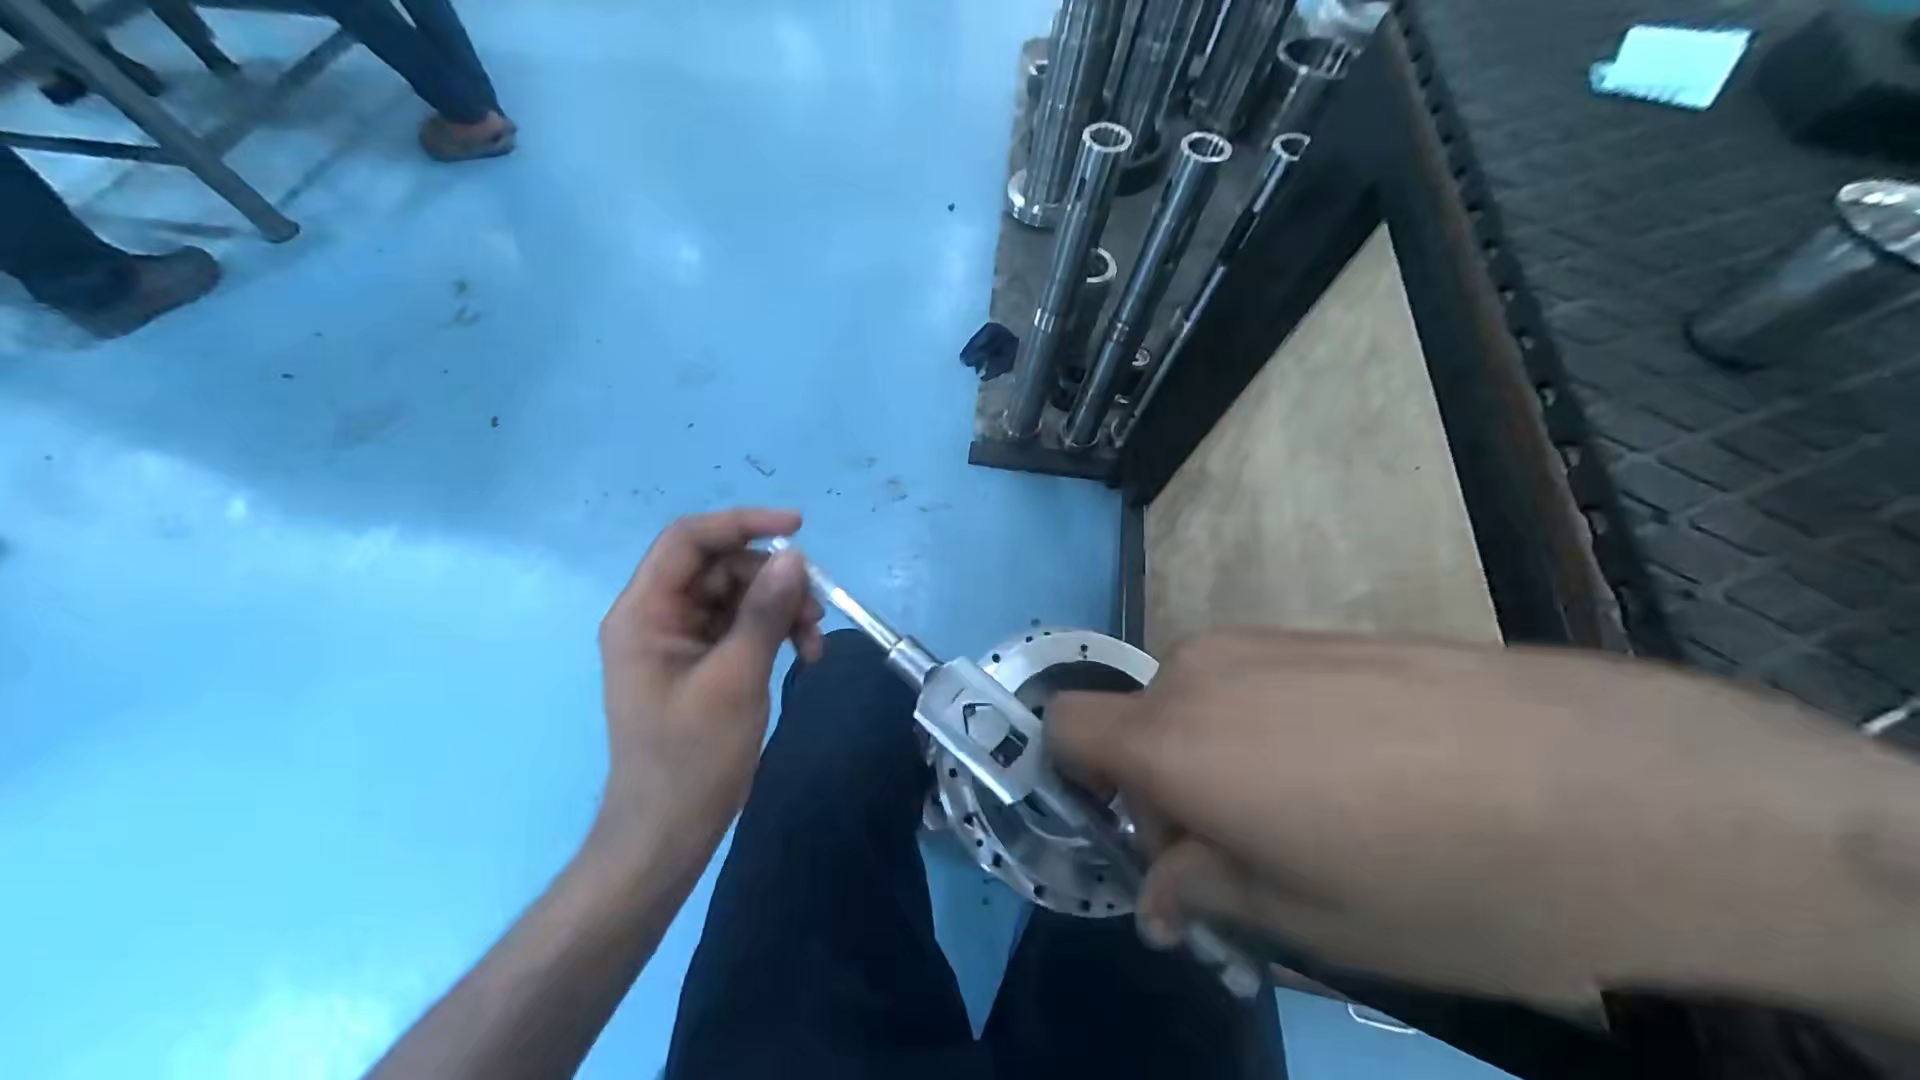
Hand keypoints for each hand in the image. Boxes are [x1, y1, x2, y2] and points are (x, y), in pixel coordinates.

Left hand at [595, 508, 822, 868]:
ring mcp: (682, 639)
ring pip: (740, 595)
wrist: (670, 830)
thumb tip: (794, 558)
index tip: (798, 528)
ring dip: (782, 609)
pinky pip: (744, 625)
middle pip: (722, 567)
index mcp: (645, 612)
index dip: (742, 523)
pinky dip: (776, 632)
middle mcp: (659, 615)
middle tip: (816, 614)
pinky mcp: (704, 660)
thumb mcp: (736, 679)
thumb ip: (764, 612)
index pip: (688, 539)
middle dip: (775, 581)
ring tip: (814, 644)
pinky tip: (804, 655)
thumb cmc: (692, 757)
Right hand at [1051, 629, 1919, 1021]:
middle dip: (1167, 788)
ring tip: (1315, 812)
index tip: (1140, 836)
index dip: (1079, 781)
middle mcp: (1202, 670)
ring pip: (1199, 700)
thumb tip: (1158, 890)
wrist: (1625, 786)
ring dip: (1220, 755)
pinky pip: (1256, 679)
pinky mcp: (1325, 630)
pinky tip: (1364, 769)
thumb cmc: (1444, 881)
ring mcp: (1267, 640)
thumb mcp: (1307, 921)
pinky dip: (1269, 724)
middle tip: (1246, 853)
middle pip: (1138, 724)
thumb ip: (1205, 889)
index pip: (1064, 727)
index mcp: (1176, 740)